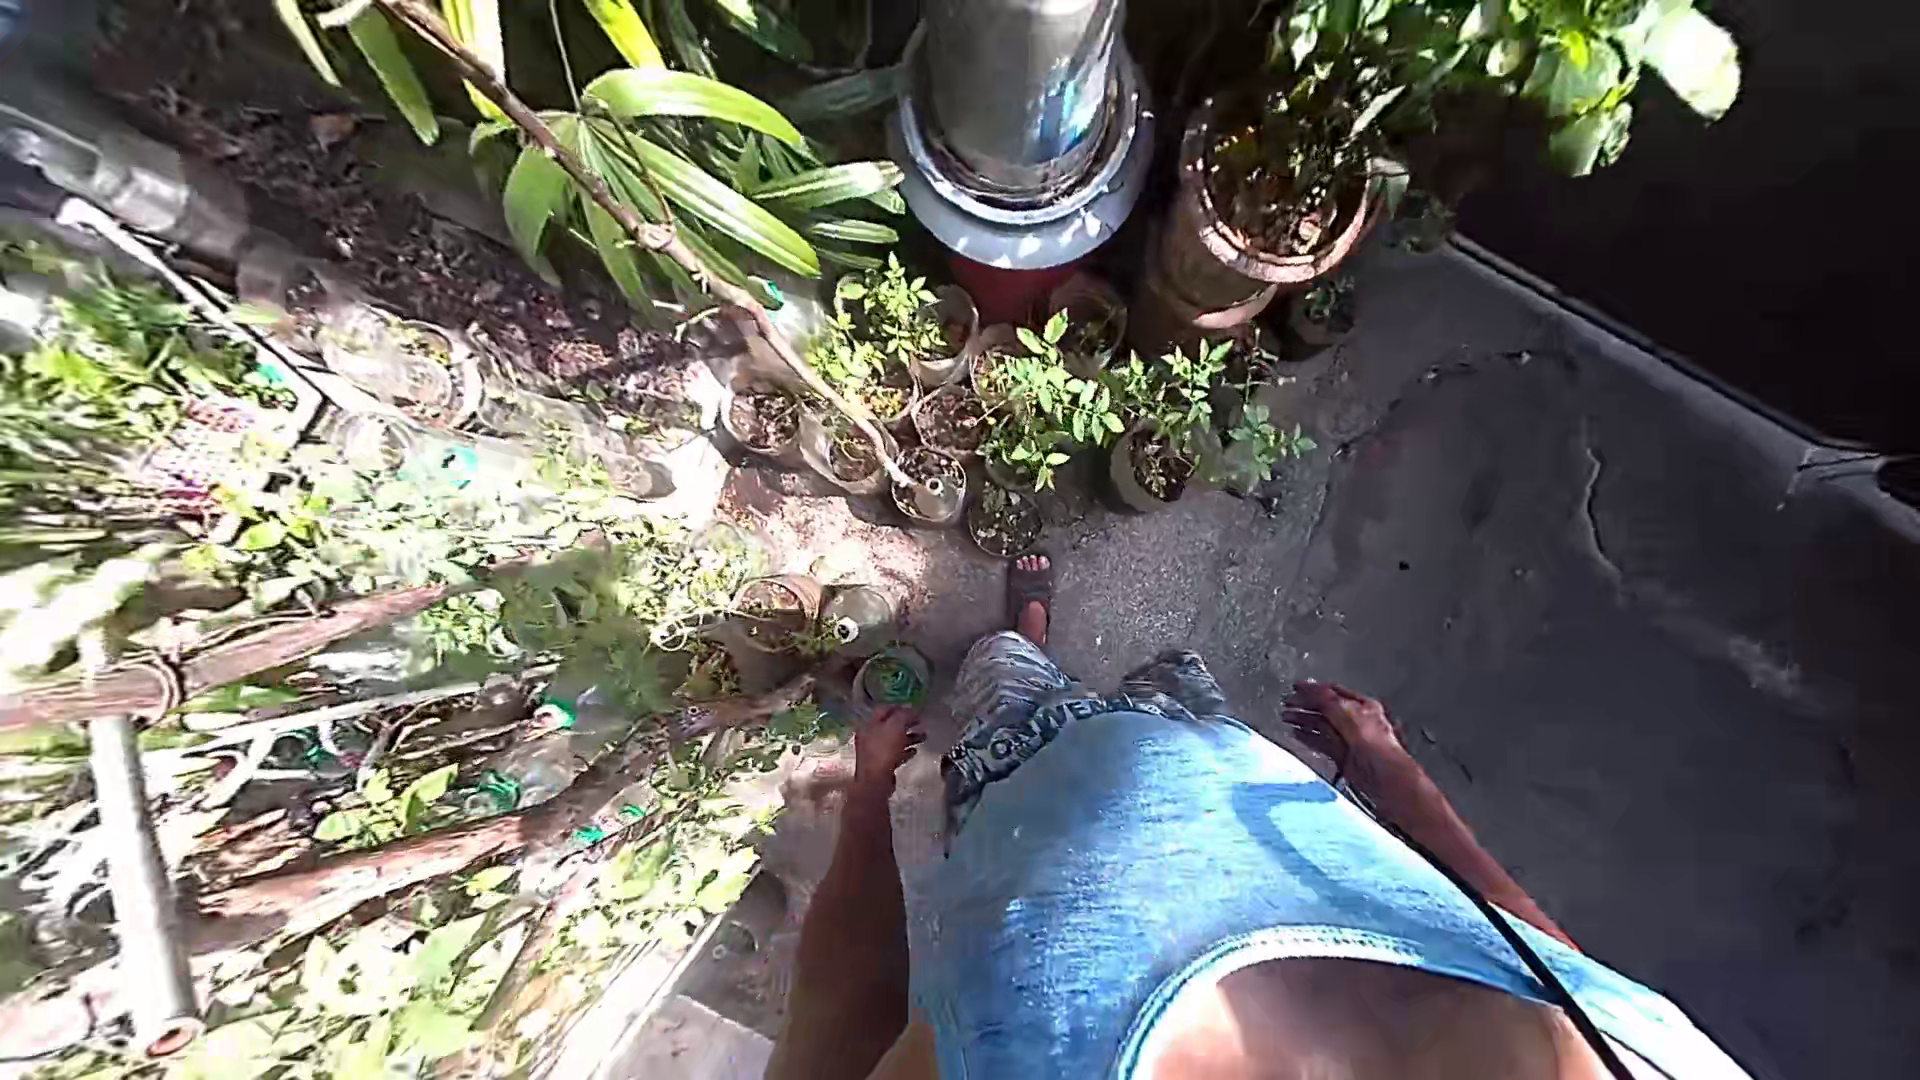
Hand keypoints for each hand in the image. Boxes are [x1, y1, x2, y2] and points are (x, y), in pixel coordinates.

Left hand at [852, 706, 923, 795]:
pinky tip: (915, 751)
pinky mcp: (880, 765)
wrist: (875, 780)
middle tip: (921, 722)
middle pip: (890, 725)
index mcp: (869, 724)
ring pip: (894, 740)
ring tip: (924, 736)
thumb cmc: (884, 749)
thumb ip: (904, 715)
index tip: (914, 708)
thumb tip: (912, 709)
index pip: (884, 709)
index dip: (899, 707)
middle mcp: (869, 736)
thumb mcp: (896, 726)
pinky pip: (895, 754)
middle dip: (907, 723)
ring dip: (909, 737)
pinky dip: (905, 750)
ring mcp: (874, 751)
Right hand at [1286, 679, 1402, 759]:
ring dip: (1302, 720)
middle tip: (1286, 702)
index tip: (1295, 687)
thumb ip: (1324, 698)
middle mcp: (1355, 721)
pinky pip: (1320, 742)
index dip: (1313, 688)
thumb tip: (1306, 685)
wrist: (1383, 775)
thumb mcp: (1345, 711)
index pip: (1333, 691)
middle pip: (1324, 708)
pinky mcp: (1341, 755)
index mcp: (1362, 706)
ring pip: (1320, 725)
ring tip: (1285, 717)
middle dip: (1304, 704)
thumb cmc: (1372, 740)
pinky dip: (1306, 737)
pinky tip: (1294, 733)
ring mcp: (1348, 739)